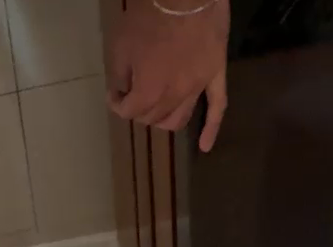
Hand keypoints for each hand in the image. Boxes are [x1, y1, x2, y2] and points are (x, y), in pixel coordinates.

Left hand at [107, 0, 229, 151]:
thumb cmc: (149, 15)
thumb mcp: (121, 44)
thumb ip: (120, 75)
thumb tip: (122, 90)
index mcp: (148, 92)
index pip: (128, 112)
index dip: (118, 104)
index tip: (114, 93)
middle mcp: (173, 97)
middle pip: (153, 118)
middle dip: (139, 111)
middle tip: (135, 97)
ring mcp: (197, 87)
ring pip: (179, 119)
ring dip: (164, 120)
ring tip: (158, 114)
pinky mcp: (216, 75)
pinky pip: (217, 107)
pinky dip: (211, 129)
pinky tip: (204, 146)